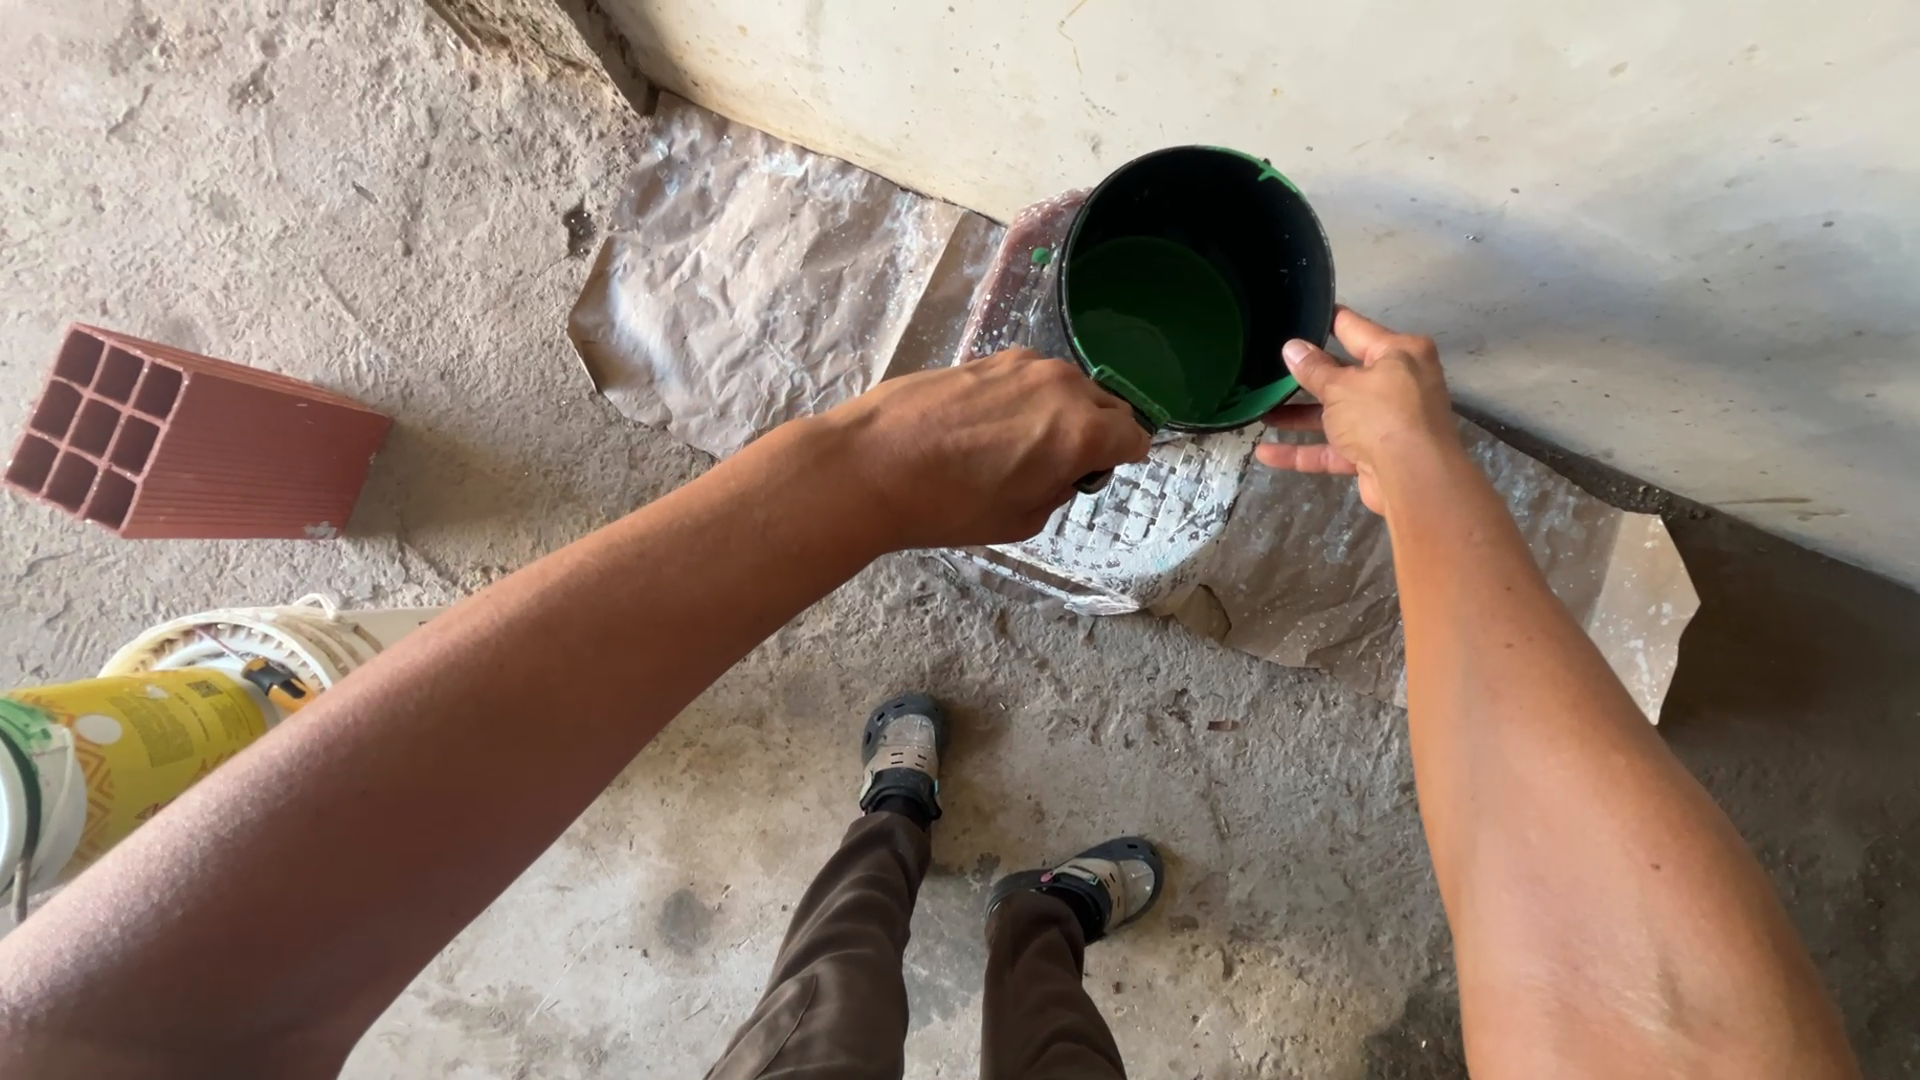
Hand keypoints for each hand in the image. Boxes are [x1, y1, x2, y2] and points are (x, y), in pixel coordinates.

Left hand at [810, 348, 1150, 549]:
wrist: (872, 464)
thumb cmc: (948, 506)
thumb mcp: (1021, 520)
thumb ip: (1059, 489)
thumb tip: (1064, 470)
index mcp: (1081, 431)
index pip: (1134, 436)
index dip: (1121, 459)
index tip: (1095, 474)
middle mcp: (1061, 386)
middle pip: (1108, 405)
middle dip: (1098, 433)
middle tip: (1058, 465)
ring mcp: (1022, 364)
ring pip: (1068, 386)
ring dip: (1063, 412)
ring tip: (1018, 445)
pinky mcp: (987, 357)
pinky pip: (1030, 378)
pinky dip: (1028, 398)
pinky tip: (988, 426)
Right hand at [1254, 306, 1458, 514]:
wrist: (1412, 477)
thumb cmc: (1382, 415)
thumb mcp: (1340, 386)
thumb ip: (1313, 369)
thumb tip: (1292, 348)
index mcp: (1398, 353)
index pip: (1355, 329)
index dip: (1326, 321)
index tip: (1300, 313)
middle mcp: (1397, 383)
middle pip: (1343, 375)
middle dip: (1306, 377)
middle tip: (1269, 368)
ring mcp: (1385, 421)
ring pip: (1335, 414)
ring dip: (1299, 416)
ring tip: (1261, 413)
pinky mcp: (1373, 454)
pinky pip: (1332, 448)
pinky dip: (1302, 451)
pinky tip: (1265, 453)